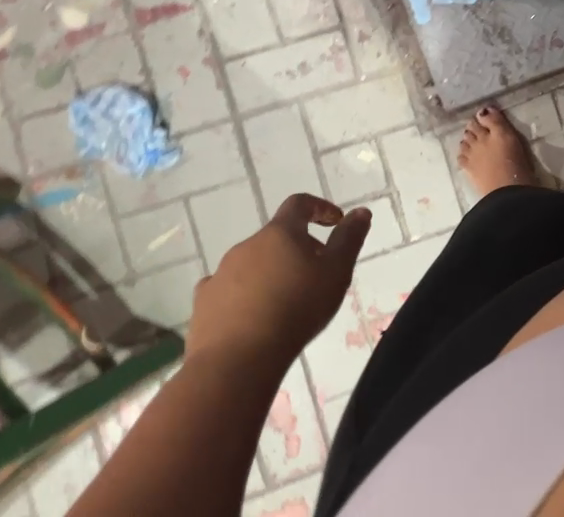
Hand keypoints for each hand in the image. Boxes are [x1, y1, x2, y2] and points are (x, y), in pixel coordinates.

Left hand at [187, 195, 370, 368]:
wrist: (237, 360)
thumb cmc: (297, 308)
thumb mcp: (337, 271)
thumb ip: (350, 238)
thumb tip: (360, 211)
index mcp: (279, 234)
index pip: (299, 204)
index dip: (320, 207)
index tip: (335, 223)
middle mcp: (246, 247)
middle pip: (276, 237)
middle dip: (299, 247)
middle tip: (318, 272)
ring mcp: (219, 275)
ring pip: (253, 263)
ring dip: (273, 271)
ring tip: (288, 300)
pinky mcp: (203, 304)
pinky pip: (229, 288)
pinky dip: (245, 293)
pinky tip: (255, 315)